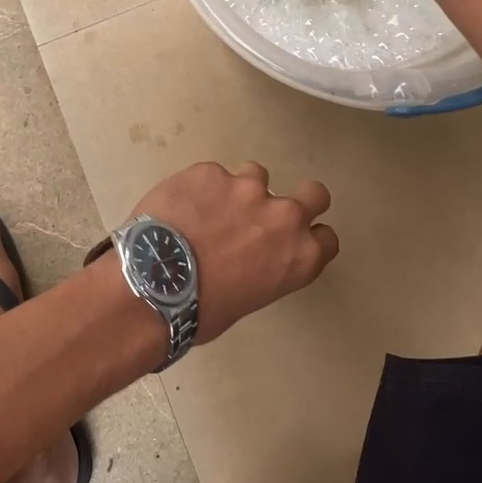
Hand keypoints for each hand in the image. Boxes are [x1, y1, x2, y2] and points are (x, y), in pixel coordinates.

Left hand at [127, 161, 339, 344]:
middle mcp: (284, 216)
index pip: (327, 238)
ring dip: (240, 190)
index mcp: (299, 257)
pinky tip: (180, 206)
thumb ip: (262, 267)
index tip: (292, 242)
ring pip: (257, 175)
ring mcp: (247, 187)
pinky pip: (212, 174)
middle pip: (315, 193)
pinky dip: (201, 188)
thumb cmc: (201, 311)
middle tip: (268, 212)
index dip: (310, 237)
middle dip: (299, 199)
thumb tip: (246, 256)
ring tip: (209, 208)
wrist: (154, 284)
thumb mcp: (247, 297)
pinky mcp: (211, 171)